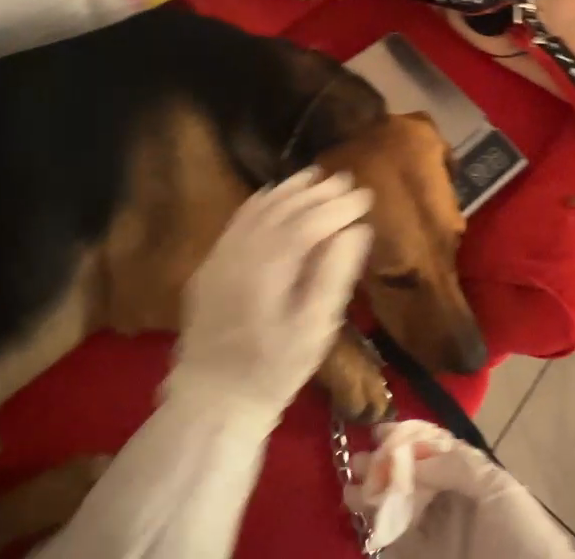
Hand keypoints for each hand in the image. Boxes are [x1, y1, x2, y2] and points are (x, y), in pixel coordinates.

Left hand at [164, 169, 372, 416]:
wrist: (213, 399)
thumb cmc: (274, 369)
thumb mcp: (315, 329)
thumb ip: (335, 275)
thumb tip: (357, 231)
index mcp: (271, 267)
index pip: (310, 222)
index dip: (338, 206)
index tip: (364, 196)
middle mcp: (242, 252)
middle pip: (283, 209)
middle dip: (317, 192)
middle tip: (346, 179)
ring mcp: (221, 256)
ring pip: (258, 210)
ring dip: (289, 190)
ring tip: (315, 176)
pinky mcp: (209, 266)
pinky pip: (238, 221)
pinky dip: (261, 203)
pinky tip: (273, 196)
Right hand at [353, 421, 574, 556]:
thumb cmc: (521, 536)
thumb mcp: (497, 489)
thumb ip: (455, 466)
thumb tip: (411, 458)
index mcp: (471, 476)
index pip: (433, 449)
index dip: (407, 438)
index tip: (379, 432)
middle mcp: (450, 499)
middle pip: (410, 475)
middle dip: (382, 465)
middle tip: (356, 461)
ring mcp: (435, 532)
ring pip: (397, 504)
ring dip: (372, 493)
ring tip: (349, 487)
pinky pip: (394, 539)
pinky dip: (375, 524)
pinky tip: (359, 513)